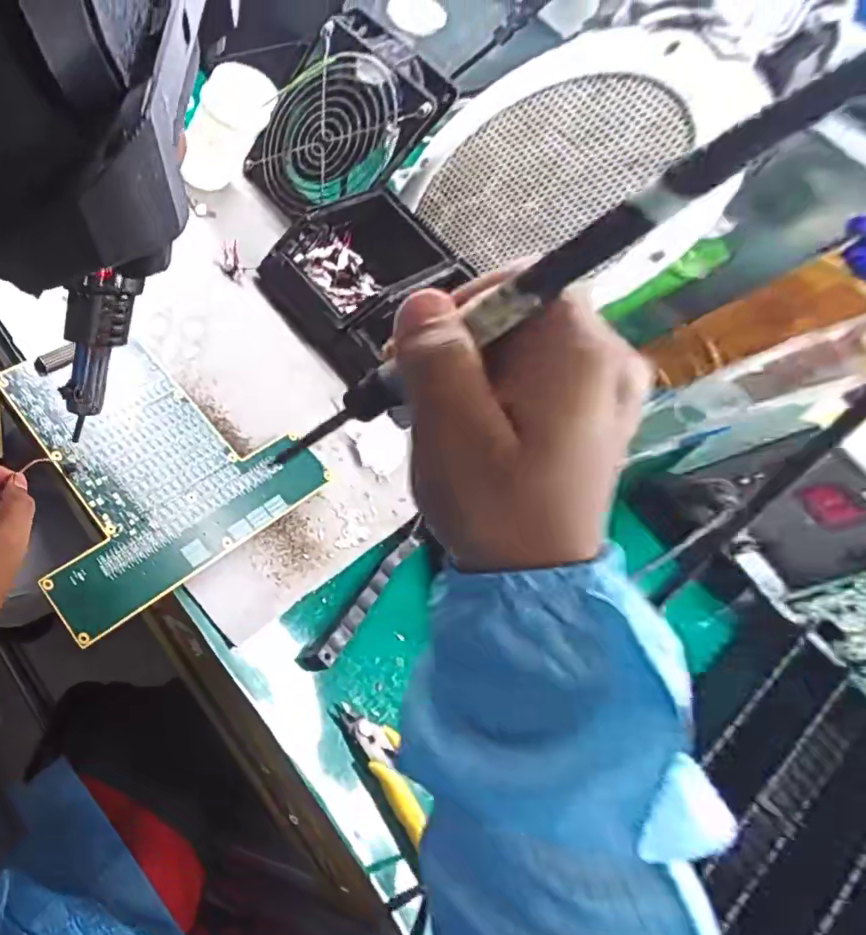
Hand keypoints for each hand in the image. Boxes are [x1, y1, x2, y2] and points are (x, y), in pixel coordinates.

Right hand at [395, 268, 650, 572]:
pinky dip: (490, 390)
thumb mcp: (449, 430)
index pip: (531, 282)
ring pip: (525, 347)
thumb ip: (437, 361)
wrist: (531, 572)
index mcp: (578, 357)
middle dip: (457, 341)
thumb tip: (421, 302)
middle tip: (408, 389)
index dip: (465, 302)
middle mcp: (606, 362)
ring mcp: (603, 390)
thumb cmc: (491, 503)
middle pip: (525, 315)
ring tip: (431, 415)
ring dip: (467, 369)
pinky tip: (464, 426)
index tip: (416, 349)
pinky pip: (534, 377)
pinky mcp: (588, 416)